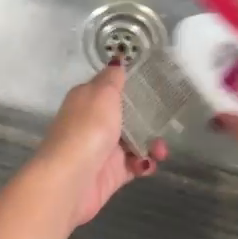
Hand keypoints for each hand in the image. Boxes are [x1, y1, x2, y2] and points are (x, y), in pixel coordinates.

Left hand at [33, 64, 166, 228]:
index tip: (157, 85)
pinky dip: (143, 164)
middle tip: (167, 121)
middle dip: (149, 119)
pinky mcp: (111, 174)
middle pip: (126, 116)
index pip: (111, 88)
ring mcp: (103, 149)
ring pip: (134, 141)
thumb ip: (113, 78)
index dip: (132, 86)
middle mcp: (94, 122)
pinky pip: (133, 165)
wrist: (70, 179)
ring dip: (151, 144)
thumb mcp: (102, 93)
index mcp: (88, 99)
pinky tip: (147, 165)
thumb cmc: (88, 128)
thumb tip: (117, 59)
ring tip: (160, 151)